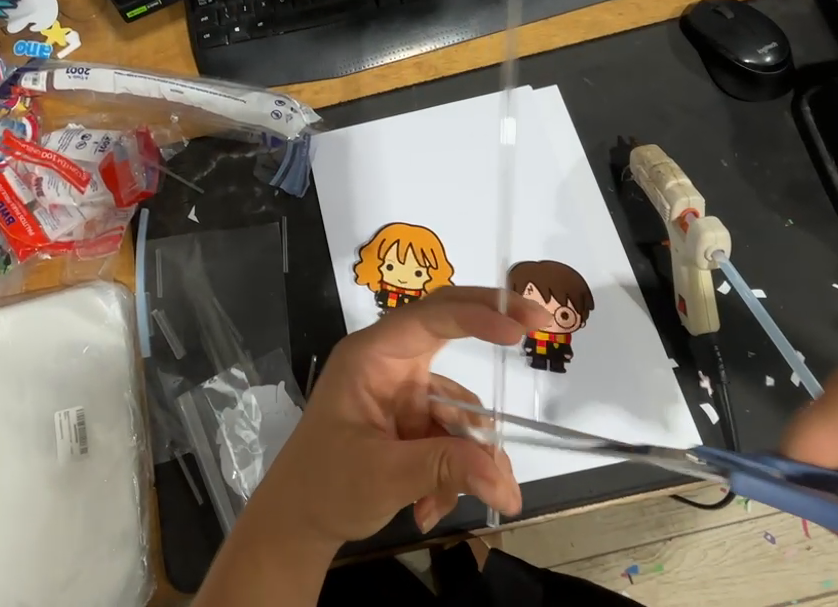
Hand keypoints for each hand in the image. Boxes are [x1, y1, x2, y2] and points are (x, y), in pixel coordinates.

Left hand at [246, 286, 551, 546]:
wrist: (297, 523)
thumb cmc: (324, 484)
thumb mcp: (383, 475)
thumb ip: (444, 469)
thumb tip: (504, 480)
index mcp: (371, 356)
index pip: (428, 317)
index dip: (476, 314)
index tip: (519, 327)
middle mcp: (389, 363)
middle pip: (449, 329)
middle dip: (491, 328)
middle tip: (540, 322)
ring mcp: (403, 392)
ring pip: (460, 403)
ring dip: (470, 453)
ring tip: (459, 500)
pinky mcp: (412, 422)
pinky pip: (453, 437)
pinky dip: (454, 473)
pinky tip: (429, 509)